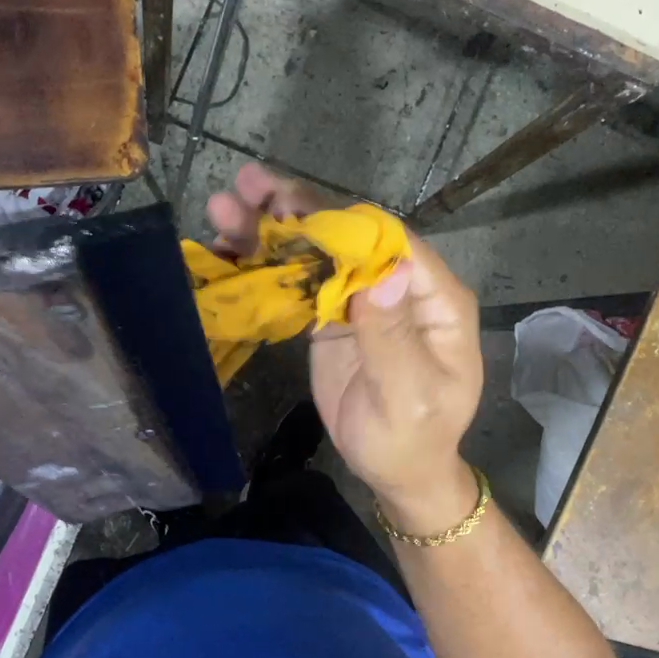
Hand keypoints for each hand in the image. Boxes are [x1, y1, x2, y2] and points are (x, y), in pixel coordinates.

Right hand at [206, 165, 483, 532]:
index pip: (391, 244)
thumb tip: (388, 271)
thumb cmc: (411, 439)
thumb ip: (393, 337)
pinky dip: (266, 265)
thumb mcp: (407, 396)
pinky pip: (300, 282)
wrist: (396, 472)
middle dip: (297, 210)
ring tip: (223, 207)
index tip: (292, 210)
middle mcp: (399, 287)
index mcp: (435, 299)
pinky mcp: (333, 318)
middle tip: (245, 186)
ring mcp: (363, 299)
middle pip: (348, 236)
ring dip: (272, 229)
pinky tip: (229, 248)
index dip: (342, 223)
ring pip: (318, 253)